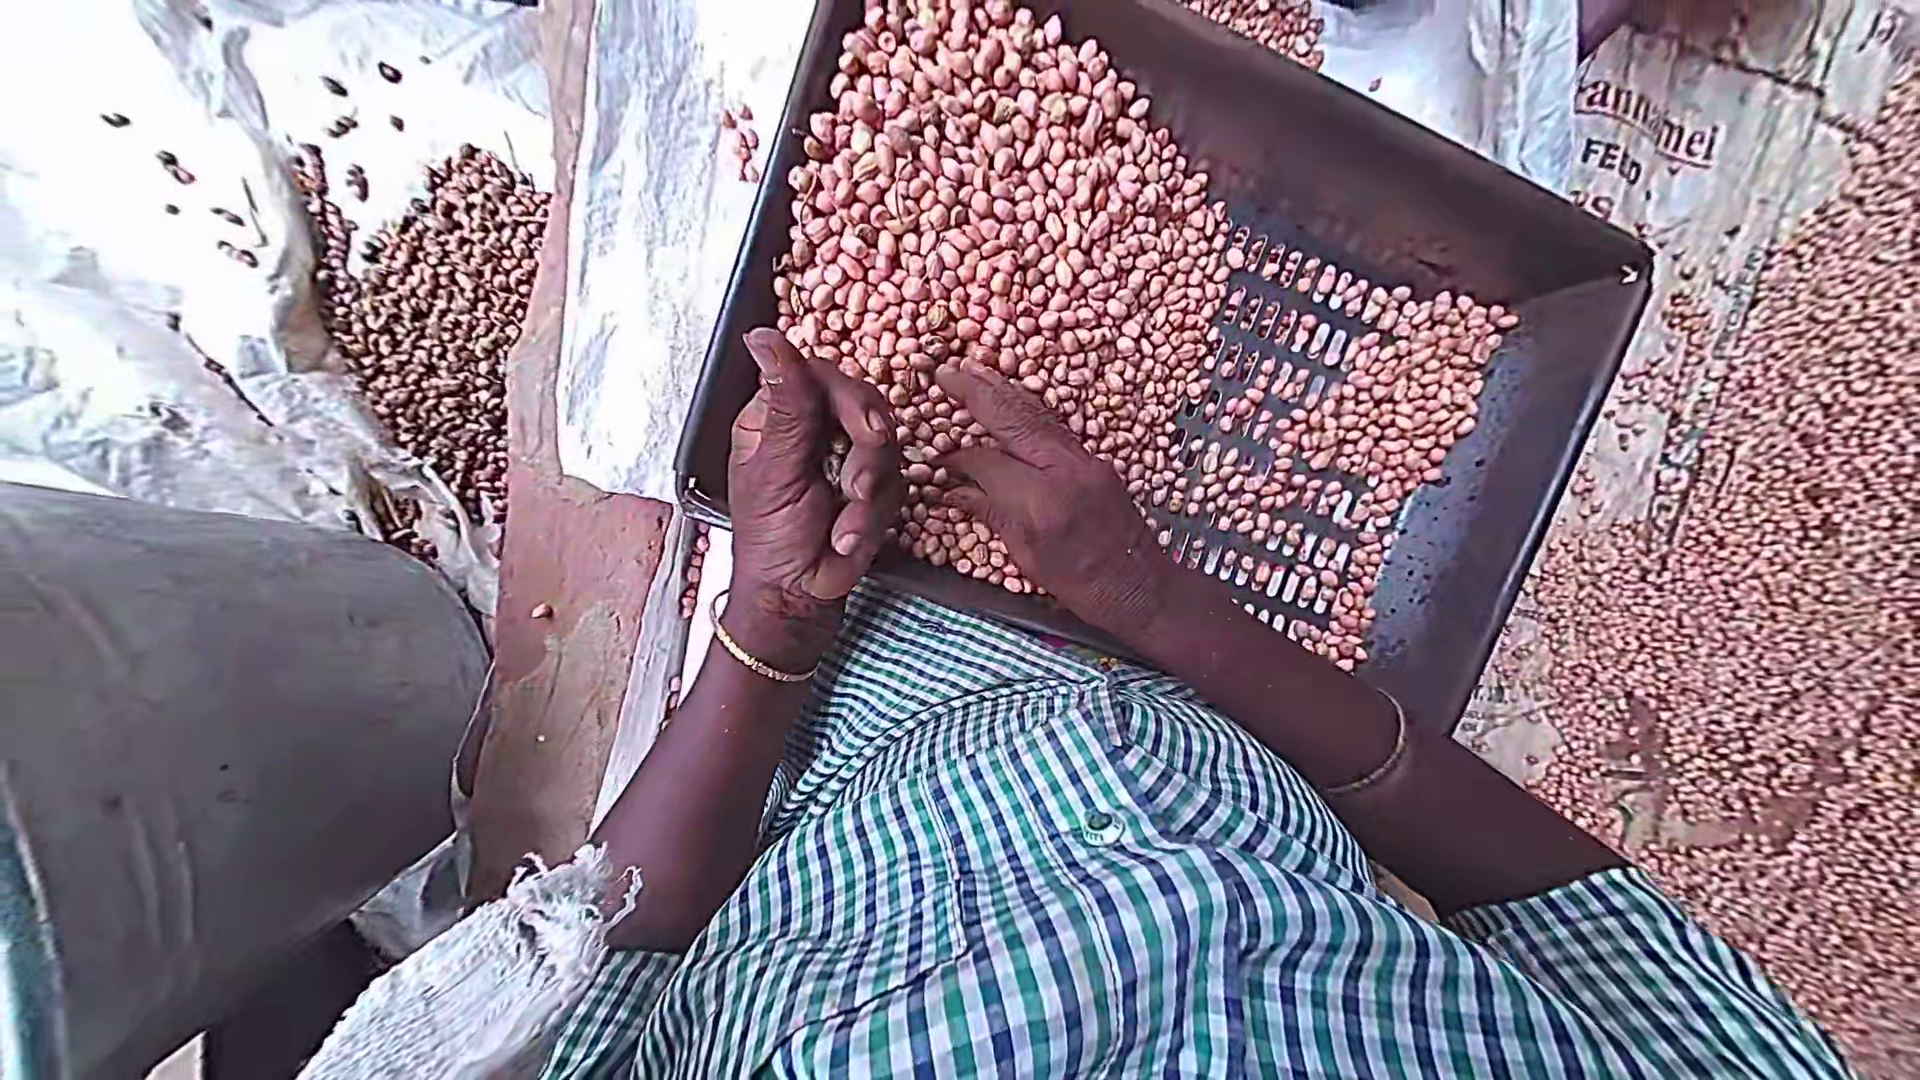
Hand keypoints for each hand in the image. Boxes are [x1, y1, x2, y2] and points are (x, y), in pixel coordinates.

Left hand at [726, 329, 902, 671]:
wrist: (799, 594)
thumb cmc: (771, 537)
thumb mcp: (774, 472)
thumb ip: (785, 407)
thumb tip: (763, 338)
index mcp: (780, 416)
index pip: (821, 376)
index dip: (848, 397)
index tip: (861, 428)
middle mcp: (818, 428)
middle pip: (864, 405)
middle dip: (867, 451)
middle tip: (856, 486)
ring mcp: (850, 456)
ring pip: (886, 446)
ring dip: (868, 493)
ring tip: (841, 529)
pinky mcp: (876, 485)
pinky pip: (896, 484)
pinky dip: (873, 516)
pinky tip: (846, 538)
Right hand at [934, 359, 1171, 632]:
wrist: (1138, 586)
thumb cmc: (1078, 585)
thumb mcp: (1026, 555)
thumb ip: (992, 514)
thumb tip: (954, 490)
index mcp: (1039, 503)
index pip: (986, 462)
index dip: (957, 459)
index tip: (938, 460)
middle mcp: (1063, 471)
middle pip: (1013, 420)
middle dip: (977, 393)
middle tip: (948, 372)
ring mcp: (1085, 461)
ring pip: (1037, 415)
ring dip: (1003, 391)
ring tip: (974, 370)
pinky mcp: (1097, 461)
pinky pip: (1054, 428)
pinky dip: (1027, 411)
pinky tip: (1011, 401)